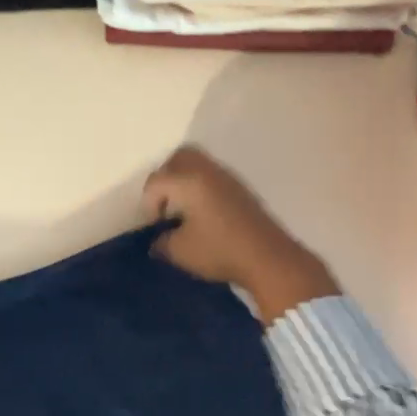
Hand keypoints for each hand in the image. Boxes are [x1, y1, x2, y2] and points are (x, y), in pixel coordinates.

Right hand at [142, 147, 339, 322]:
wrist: (268, 257)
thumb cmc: (219, 251)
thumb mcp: (179, 252)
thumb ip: (161, 242)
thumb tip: (159, 240)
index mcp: (188, 181)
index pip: (156, 181)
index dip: (148, 204)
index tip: (155, 227)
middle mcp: (207, 172)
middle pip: (179, 158)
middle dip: (165, 179)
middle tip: (165, 206)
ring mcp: (227, 178)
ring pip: (198, 165)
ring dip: (185, 183)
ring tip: (183, 212)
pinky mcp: (241, 189)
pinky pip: (213, 178)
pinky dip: (201, 189)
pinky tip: (203, 216)